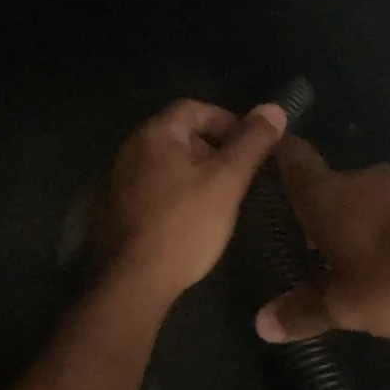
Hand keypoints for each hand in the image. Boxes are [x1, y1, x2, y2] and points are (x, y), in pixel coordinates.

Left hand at [104, 99, 286, 302]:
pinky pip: (153, 190)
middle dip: (213, 149)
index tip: (252, 146)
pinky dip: (176, 194)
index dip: (228, 121)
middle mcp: (130, 150)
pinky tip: (193, 219)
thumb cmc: (184, 226)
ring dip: (195, 174)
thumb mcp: (227, 182)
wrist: (133, 281)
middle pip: (178, 135)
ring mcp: (118, 182)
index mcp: (154, 134)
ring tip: (222, 199)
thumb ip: (251, 144)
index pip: (194, 108)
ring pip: (166, 165)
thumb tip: (274, 109)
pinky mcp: (115, 211)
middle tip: (240, 175)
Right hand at [256, 137, 389, 341]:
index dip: (280, 156)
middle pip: (335, 192)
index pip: (295, 164)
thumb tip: (260, 323)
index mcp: (331, 198)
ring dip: (365, 230)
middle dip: (322, 217)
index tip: (268, 149)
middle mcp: (368, 180)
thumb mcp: (350, 306)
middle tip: (307, 248)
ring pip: (375, 205)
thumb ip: (306, 312)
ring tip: (359, 266)